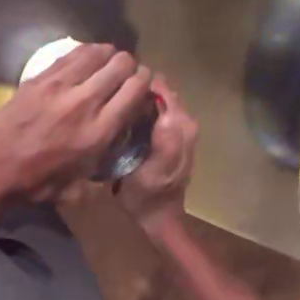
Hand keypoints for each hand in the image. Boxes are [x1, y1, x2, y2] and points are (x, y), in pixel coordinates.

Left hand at [0, 44, 153, 200]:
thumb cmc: (37, 183)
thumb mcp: (78, 187)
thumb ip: (100, 171)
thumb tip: (114, 160)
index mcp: (99, 131)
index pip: (136, 89)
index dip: (145, 83)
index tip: (142, 87)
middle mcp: (85, 102)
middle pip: (121, 64)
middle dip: (130, 67)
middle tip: (125, 75)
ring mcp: (60, 85)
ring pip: (98, 52)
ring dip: (108, 55)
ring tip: (106, 64)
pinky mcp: (40, 78)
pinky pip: (72, 54)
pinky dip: (85, 54)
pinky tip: (85, 61)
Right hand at [116, 76, 197, 231]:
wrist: (158, 217)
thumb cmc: (147, 195)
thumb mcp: (151, 171)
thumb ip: (164, 140)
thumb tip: (163, 111)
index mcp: (180, 125)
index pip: (162, 88)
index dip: (140, 83)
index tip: (115, 85)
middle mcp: (186, 122)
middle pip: (162, 92)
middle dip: (140, 89)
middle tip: (113, 93)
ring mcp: (181, 129)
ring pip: (161, 101)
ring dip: (141, 99)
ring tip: (117, 102)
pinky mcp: (174, 136)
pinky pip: (160, 112)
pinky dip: (145, 110)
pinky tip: (128, 117)